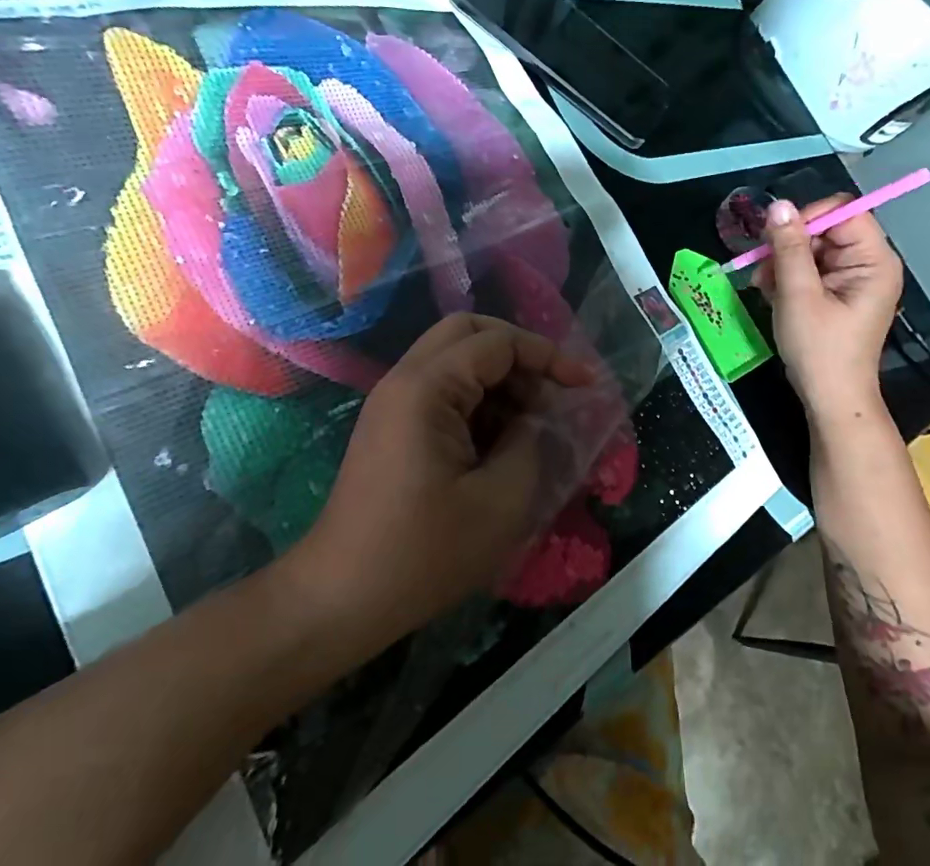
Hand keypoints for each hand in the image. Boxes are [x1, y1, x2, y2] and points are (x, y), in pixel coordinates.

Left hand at [280, 314, 596, 642]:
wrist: (343, 595)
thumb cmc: (425, 552)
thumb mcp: (500, 501)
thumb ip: (530, 443)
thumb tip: (536, 419)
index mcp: (426, 388)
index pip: (496, 342)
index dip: (549, 356)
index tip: (586, 385)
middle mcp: (403, 381)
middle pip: (466, 334)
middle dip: (519, 355)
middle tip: (552, 395)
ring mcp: (390, 404)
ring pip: (452, 362)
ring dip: (498, 380)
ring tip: (534, 425)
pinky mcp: (389, 429)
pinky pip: (438, 393)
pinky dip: (475, 403)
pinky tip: (500, 443)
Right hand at [756, 196, 903, 412]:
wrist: (829, 397)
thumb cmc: (819, 348)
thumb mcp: (797, 295)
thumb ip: (788, 247)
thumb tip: (777, 205)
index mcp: (874, 260)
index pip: (845, 211)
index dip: (809, 216)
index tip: (777, 238)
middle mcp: (869, 264)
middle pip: (826, 229)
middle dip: (789, 244)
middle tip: (761, 268)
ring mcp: (852, 279)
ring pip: (812, 249)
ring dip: (782, 262)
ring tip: (763, 286)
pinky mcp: (837, 293)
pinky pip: (810, 269)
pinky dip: (787, 277)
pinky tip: (771, 294)